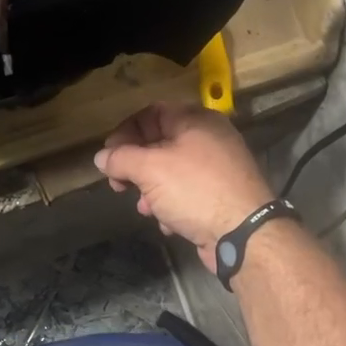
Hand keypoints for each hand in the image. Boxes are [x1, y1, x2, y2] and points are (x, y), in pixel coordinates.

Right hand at [94, 103, 274, 271]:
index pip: (151, 113)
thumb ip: (122, 159)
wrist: (243, 232)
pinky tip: (168, 223)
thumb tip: (101, 157)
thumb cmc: (195, 190)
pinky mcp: (220, 196)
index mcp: (196, 120)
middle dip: (136, 167)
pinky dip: (172, 206)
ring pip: (171, 173)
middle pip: (160, 144)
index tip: (108, 157)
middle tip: (119, 185)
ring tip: (145, 208)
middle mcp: (209, 139)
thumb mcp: (151, 169)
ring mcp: (217, 169)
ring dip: (151, 191)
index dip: (125, 132)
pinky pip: (187, 194)